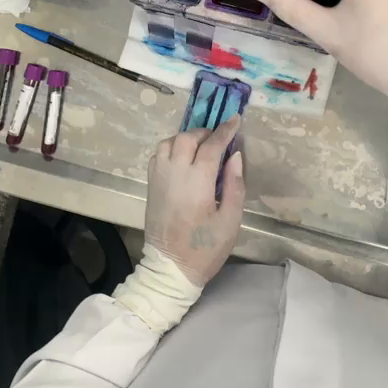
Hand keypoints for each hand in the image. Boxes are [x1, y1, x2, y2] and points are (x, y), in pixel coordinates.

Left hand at [143, 115, 246, 284]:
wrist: (170, 268)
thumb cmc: (205, 248)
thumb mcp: (230, 220)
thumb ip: (234, 184)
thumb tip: (235, 155)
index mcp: (197, 181)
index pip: (212, 145)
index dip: (225, 130)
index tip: (236, 119)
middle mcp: (174, 173)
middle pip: (187, 138)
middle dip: (205, 133)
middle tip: (220, 138)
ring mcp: (159, 177)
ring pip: (169, 142)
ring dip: (186, 138)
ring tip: (201, 146)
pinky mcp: (151, 185)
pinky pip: (158, 154)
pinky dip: (171, 147)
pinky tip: (183, 157)